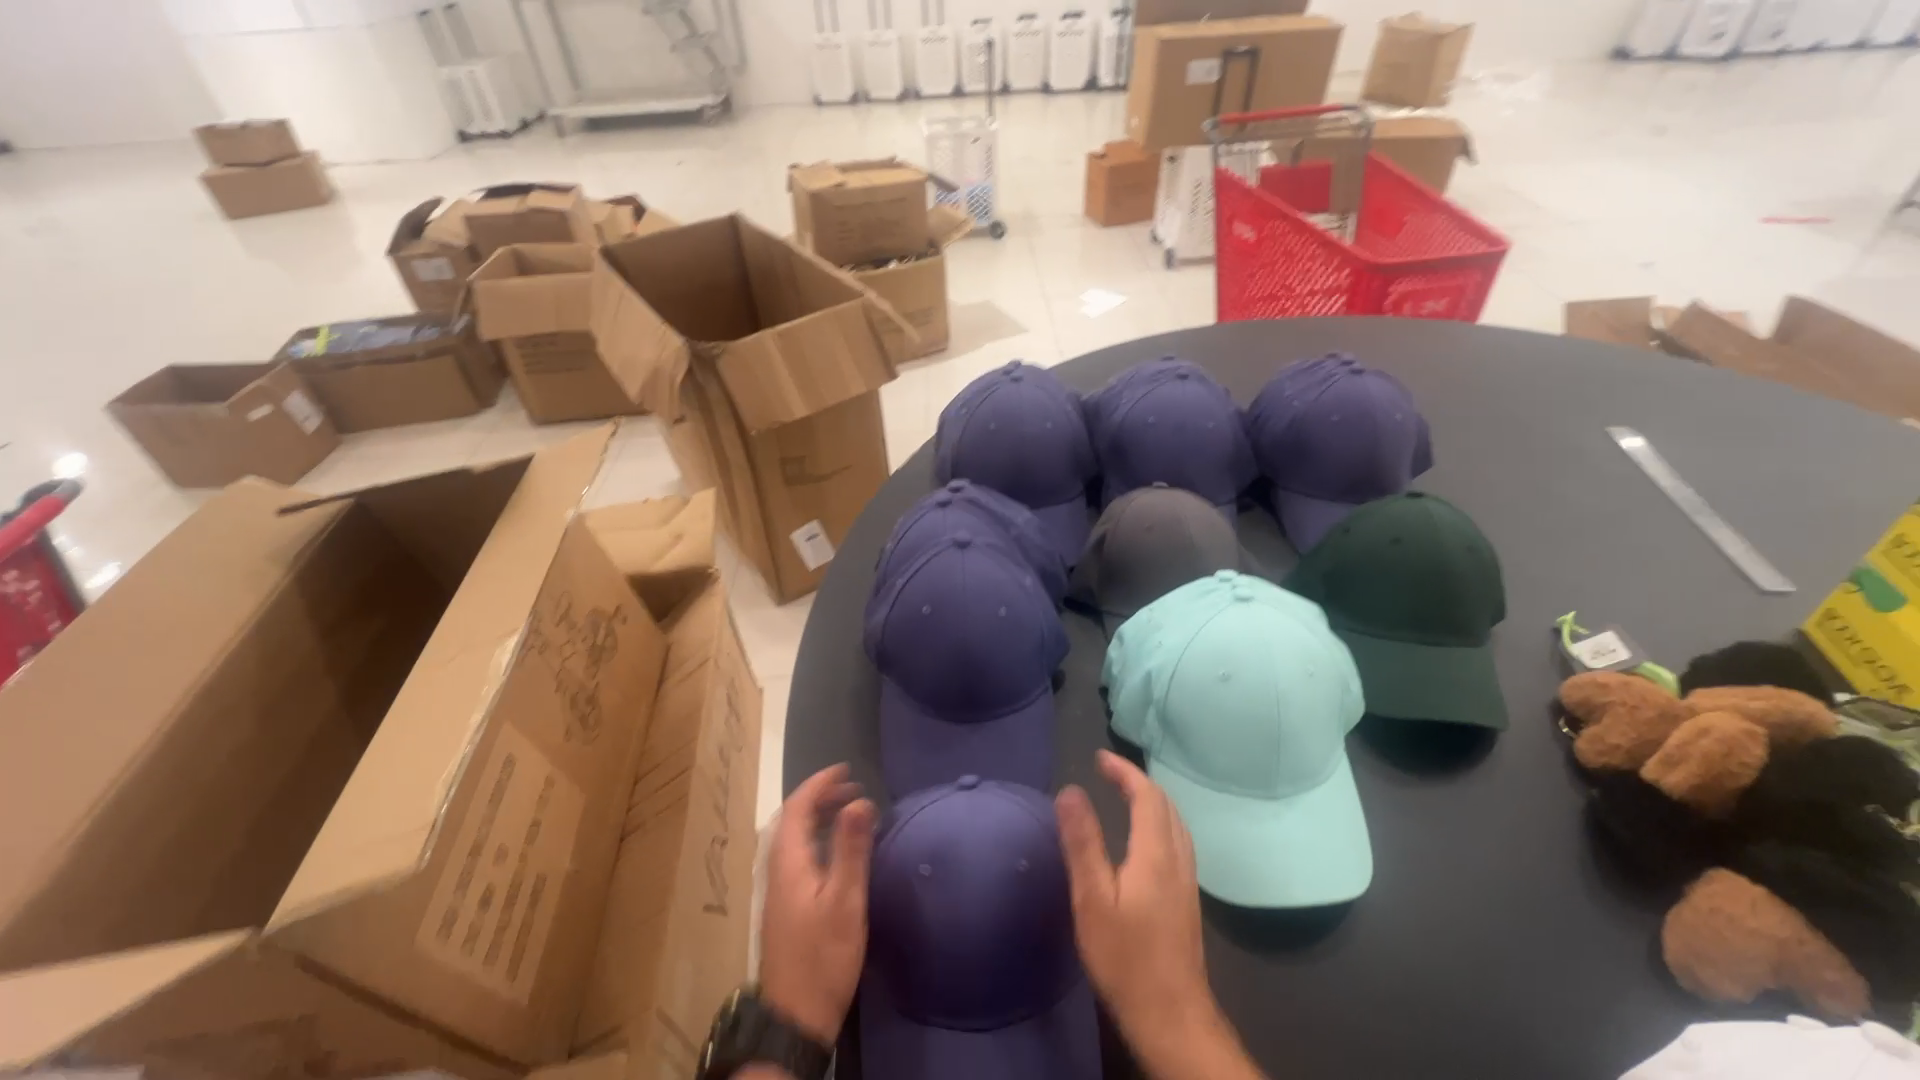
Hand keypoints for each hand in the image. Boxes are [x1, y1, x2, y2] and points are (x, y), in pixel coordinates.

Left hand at [757, 763, 876, 1043]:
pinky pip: (799, 856)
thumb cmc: (823, 956)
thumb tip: (860, 800)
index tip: (845, 768)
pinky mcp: (786, 907)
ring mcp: (779, 891)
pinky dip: (818, 839)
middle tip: (853, 787)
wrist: (795, 1015)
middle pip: (792, 821)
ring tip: (849, 812)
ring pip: (794, 839)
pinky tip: (838, 853)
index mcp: (788, 862)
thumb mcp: (845, 901)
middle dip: (820, 797)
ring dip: (818, 818)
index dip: (818, 784)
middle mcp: (778, 871)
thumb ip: (852, 850)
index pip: (796, 808)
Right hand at [1056, 751, 1215, 1055]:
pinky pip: (1177, 843)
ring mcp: (1187, 882)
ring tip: (1125, 796)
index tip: (1099, 758)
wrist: (1171, 1015)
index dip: (1125, 771)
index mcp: (1156, 854)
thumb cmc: (1125, 958)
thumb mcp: (1092, 899)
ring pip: (1176, 825)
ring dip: (1152, 802)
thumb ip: (1082, 843)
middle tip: (1108, 772)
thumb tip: (1070, 791)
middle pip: (1166, 807)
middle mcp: (1178, 860)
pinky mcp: (1187, 901)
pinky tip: (1144, 842)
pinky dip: (1159, 824)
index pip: (1147, 796)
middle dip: (1138, 782)